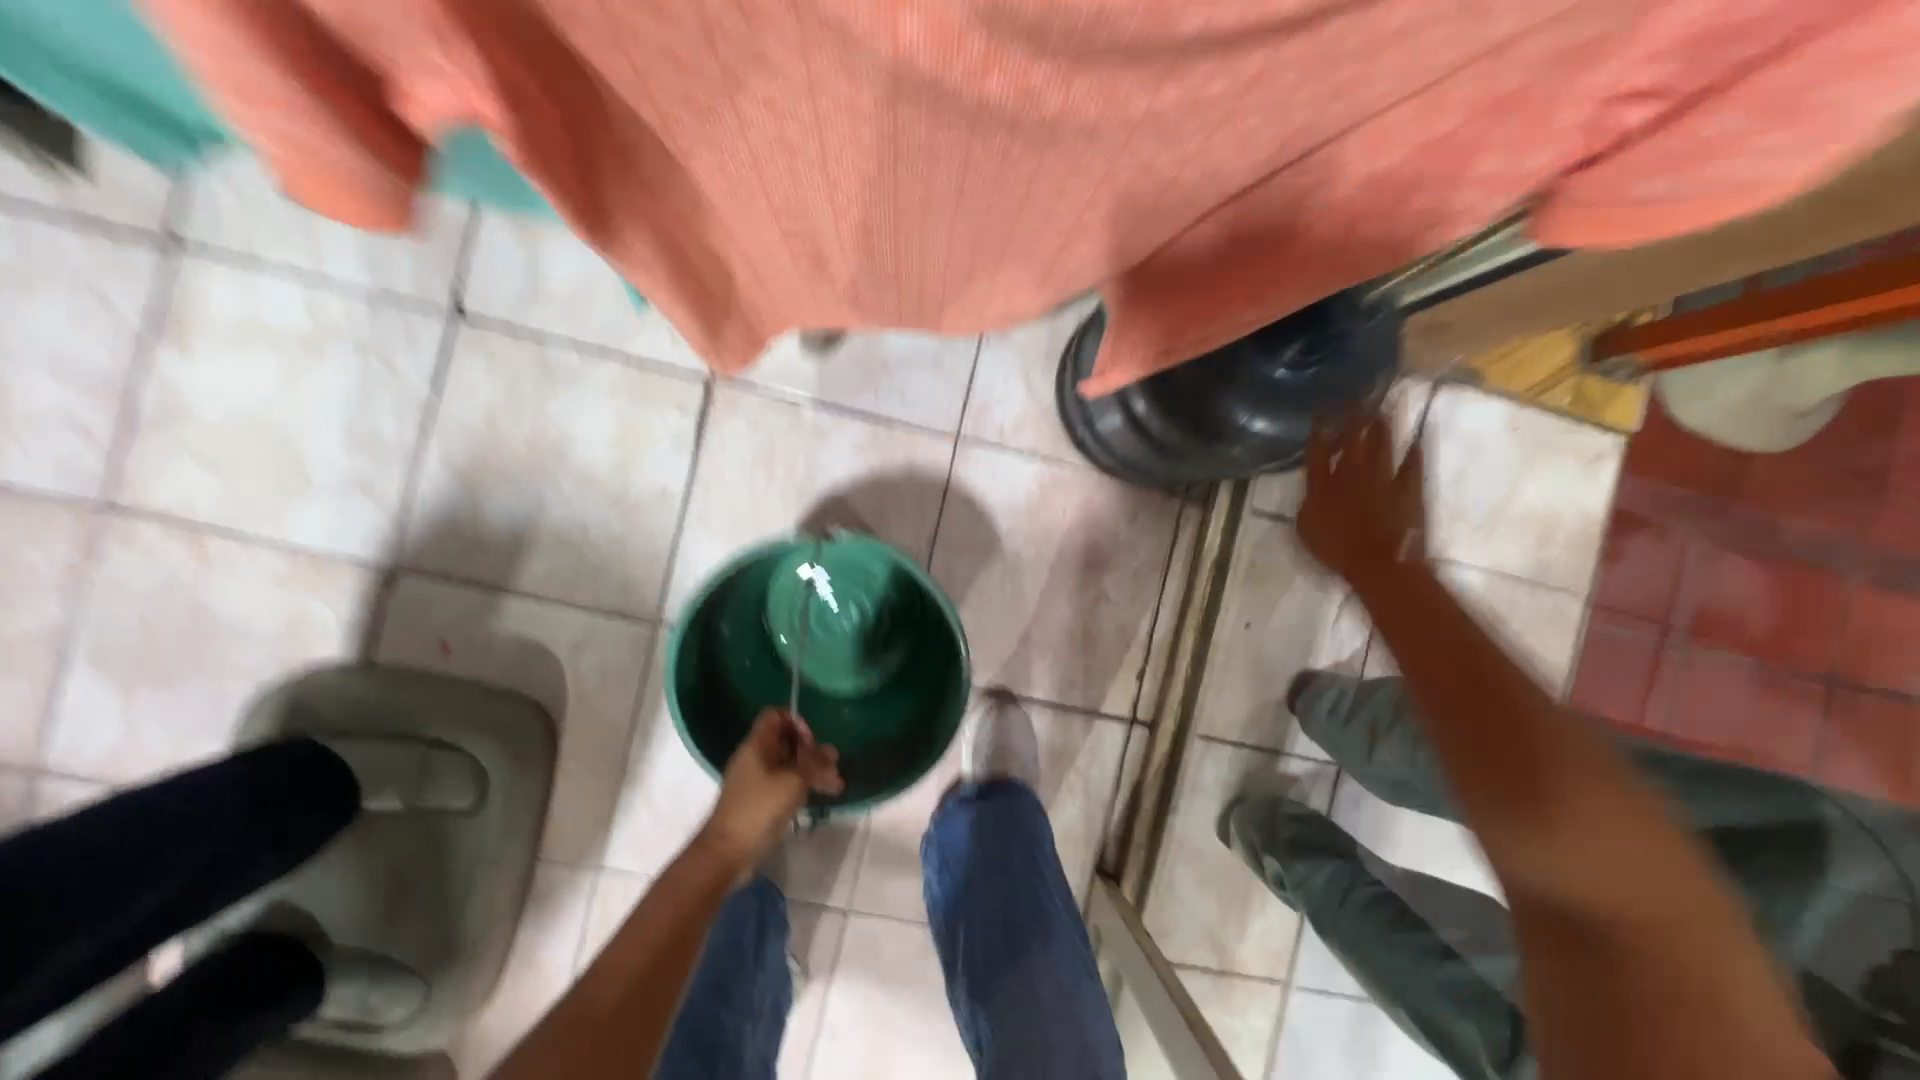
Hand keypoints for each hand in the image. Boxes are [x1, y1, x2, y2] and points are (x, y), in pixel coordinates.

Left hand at [697, 708, 844, 872]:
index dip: (796, 722)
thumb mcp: (792, 781)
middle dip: (811, 750)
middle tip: (832, 763)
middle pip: (786, 741)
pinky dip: (805, 786)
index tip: (812, 741)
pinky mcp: (763, 801)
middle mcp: (756, 758)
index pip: (776, 716)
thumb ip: (814, 763)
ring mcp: (758, 781)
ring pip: (789, 765)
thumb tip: (831, 752)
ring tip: (836, 783)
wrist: (729, 852)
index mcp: (756, 745)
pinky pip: (787, 784)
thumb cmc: (758, 808)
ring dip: (812, 770)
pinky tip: (824, 795)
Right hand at [1296, 412, 1427, 587]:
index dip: (1320, 428)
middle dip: (1352, 414)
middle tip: (1355, 398)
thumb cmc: (1337, 551)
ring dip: (1381, 423)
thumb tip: (1311, 491)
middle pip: (1352, 436)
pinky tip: (1415, 440)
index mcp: (1323, 483)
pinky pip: (1412, 461)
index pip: (1318, 448)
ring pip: (1382, 441)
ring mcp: (1383, 476)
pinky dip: (1414, 449)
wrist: (1379, 563)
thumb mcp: (1306, 529)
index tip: (1322, 413)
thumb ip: (1307, 504)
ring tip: (1381, 409)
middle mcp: (1352, 472)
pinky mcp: (1409, 485)